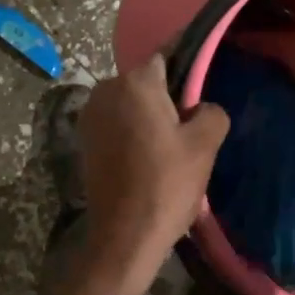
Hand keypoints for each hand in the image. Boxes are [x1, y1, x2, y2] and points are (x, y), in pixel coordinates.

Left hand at [78, 56, 229, 269]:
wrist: (124, 234)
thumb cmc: (165, 184)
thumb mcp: (203, 147)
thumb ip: (211, 114)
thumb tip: (203, 107)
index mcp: (135, 81)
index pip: (164, 61)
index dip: (182, 80)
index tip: (194, 105)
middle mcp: (106, 87)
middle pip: (144, 84)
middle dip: (163, 102)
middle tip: (182, 136)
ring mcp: (90, 112)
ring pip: (128, 105)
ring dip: (144, 120)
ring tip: (163, 154)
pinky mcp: (83, 136)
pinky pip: (113, 124)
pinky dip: (127, 135)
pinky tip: (142, 163)